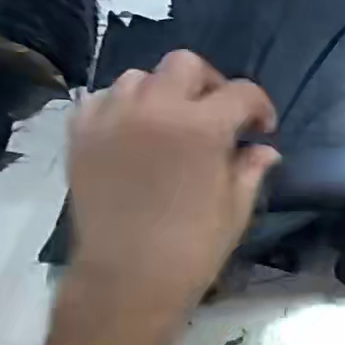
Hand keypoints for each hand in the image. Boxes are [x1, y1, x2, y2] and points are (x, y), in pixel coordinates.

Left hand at [67, 50, 278, 316]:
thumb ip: (251, 167)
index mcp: (201, 127)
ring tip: (171, 122)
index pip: (241, 92)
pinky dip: (122, 107)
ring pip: (138, 77)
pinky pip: (101, 100)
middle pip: (185, 65)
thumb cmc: (193, 246)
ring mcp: (112, 119)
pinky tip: (134, 132)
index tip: (262, 129)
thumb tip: (264, 149)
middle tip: (217, 115)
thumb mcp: (237, 206)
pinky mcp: (81, 136)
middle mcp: (155, 109)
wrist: (128, 279)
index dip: (260, 106)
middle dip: (210, 84)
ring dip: (163, 93)